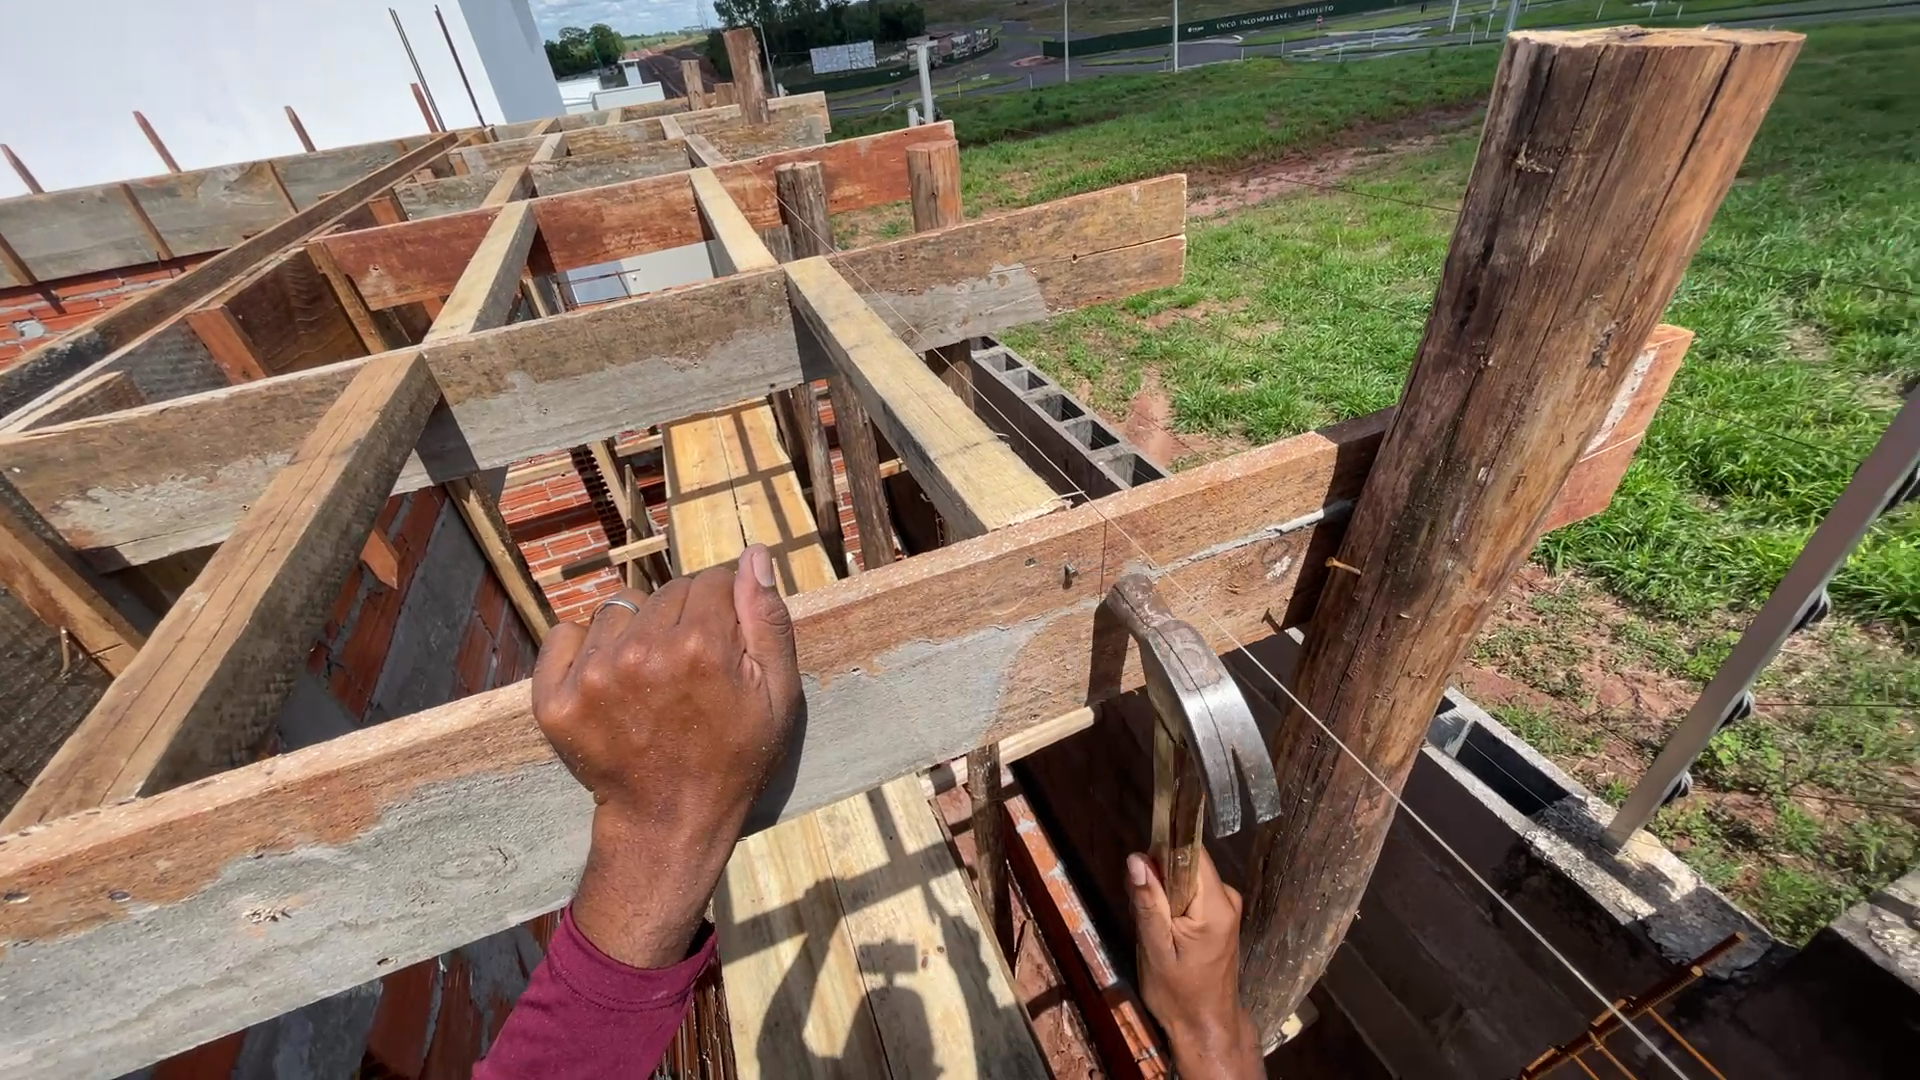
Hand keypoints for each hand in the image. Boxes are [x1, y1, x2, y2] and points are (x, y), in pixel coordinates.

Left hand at [532, 545, 801, 967]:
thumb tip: (754, 555)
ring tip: (652, 672)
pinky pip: (567, 632)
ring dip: (640, 627)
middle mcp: (644, 650)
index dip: (727, 603)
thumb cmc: (735, 756)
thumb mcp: (778, 694)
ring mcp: (593, 674)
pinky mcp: (554, 697)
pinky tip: (611, 678)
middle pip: (669, 590)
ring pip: (621, 607)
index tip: (728, 636)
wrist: (670, 821)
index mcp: (703, 646)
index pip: (713, 578)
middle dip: (687, 614)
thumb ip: (767, 619)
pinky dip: (588, 645)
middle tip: (693, 661)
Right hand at [1129, 845, 1262, 1079]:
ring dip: (1160, 890)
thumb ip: (1148, 901)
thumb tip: (1136, 858)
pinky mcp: (1220, 912)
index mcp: (1216, 905)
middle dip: (1156, 876)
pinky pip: (1189, 888)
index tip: (1141, 872)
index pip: (1191, 851)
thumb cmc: (1178, 994)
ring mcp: (1226, 904)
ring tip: (1150, 924)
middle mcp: (1227, 897)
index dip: (1162, 851)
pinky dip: (1170, 900)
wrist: (1205, 1028)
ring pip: (1183, 873)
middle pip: (1185, 860)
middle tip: (1140, 909)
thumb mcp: (1155, 948)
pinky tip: (1161, 926)